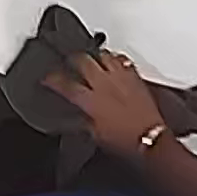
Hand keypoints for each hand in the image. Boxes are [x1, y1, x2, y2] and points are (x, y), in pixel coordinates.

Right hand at [41, 50, 168, 160]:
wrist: (149, 137)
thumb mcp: (96, 135)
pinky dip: (114, 58)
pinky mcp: (134, 75)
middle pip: (82, 59)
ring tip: (90, 59)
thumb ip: (82, 121)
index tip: (47, 77)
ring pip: (103, 54)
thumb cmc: (125, 140)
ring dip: (94, 56)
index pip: (65, 84)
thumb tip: (74, 116)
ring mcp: (120, 77)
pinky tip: (112, 62)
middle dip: (72, 58)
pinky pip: (121, 59)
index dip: (52, 79)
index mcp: (91, 101)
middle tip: (68, 61)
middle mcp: (104, 84)